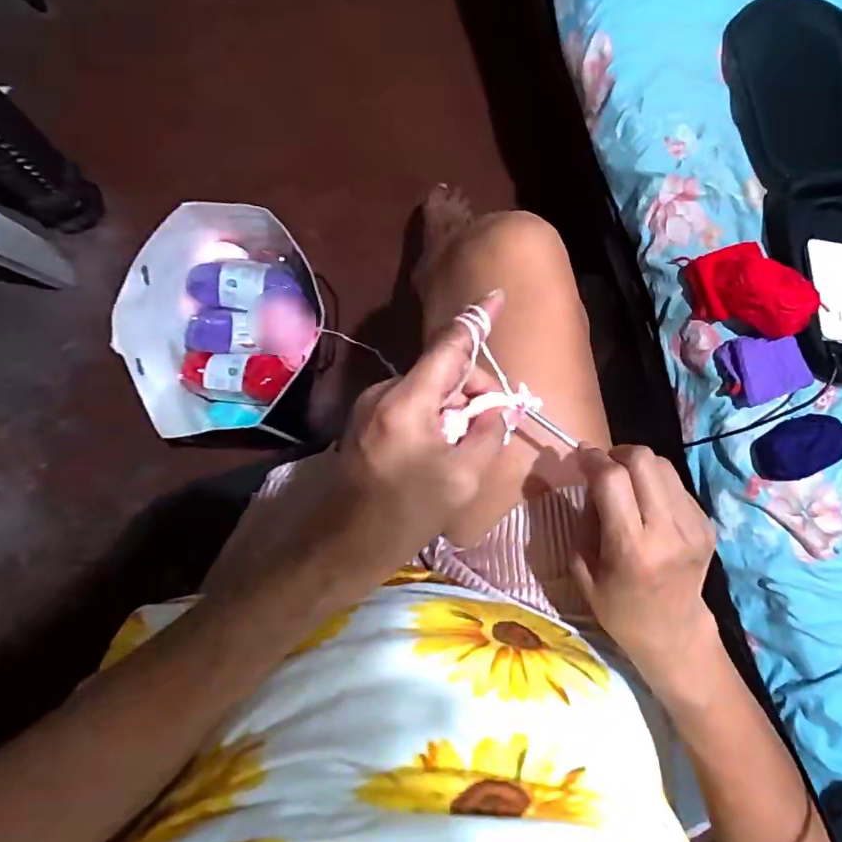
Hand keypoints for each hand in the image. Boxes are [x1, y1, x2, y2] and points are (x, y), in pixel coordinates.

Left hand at [333, 289, 509, 553]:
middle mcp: (384, 393)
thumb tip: (495, 411)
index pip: (449, 346)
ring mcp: (369, 406)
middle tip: (490, 426)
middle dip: (472, 390)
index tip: (498, 294)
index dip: (477, 320)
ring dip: (453, 407)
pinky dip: (433, 417)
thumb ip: (486, 434)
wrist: (343, 547)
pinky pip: (410, 405)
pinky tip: (439, 451)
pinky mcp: (365, 422)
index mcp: (407, 402)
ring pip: (427, 389)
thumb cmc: (405, 515)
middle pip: (442, 370)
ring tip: (463, 448)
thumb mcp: (461, 478)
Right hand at [571, 445, 721, 681]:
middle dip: (618, 454)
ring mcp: (693, 526)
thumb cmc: (619, 607)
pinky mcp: (706, 524)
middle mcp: (667, 531)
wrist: (673, 632)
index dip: (593, 459)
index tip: (581, 455)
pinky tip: (648, 505)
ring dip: (638, 466)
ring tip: (626, 484)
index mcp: (632, 547)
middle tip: (605, 467)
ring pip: (662, 465)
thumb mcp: (583, 569)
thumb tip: (590, 475)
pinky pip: (676, 484)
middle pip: (643, 460)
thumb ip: (585, 519)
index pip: (613, 479)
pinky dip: (656, 484)